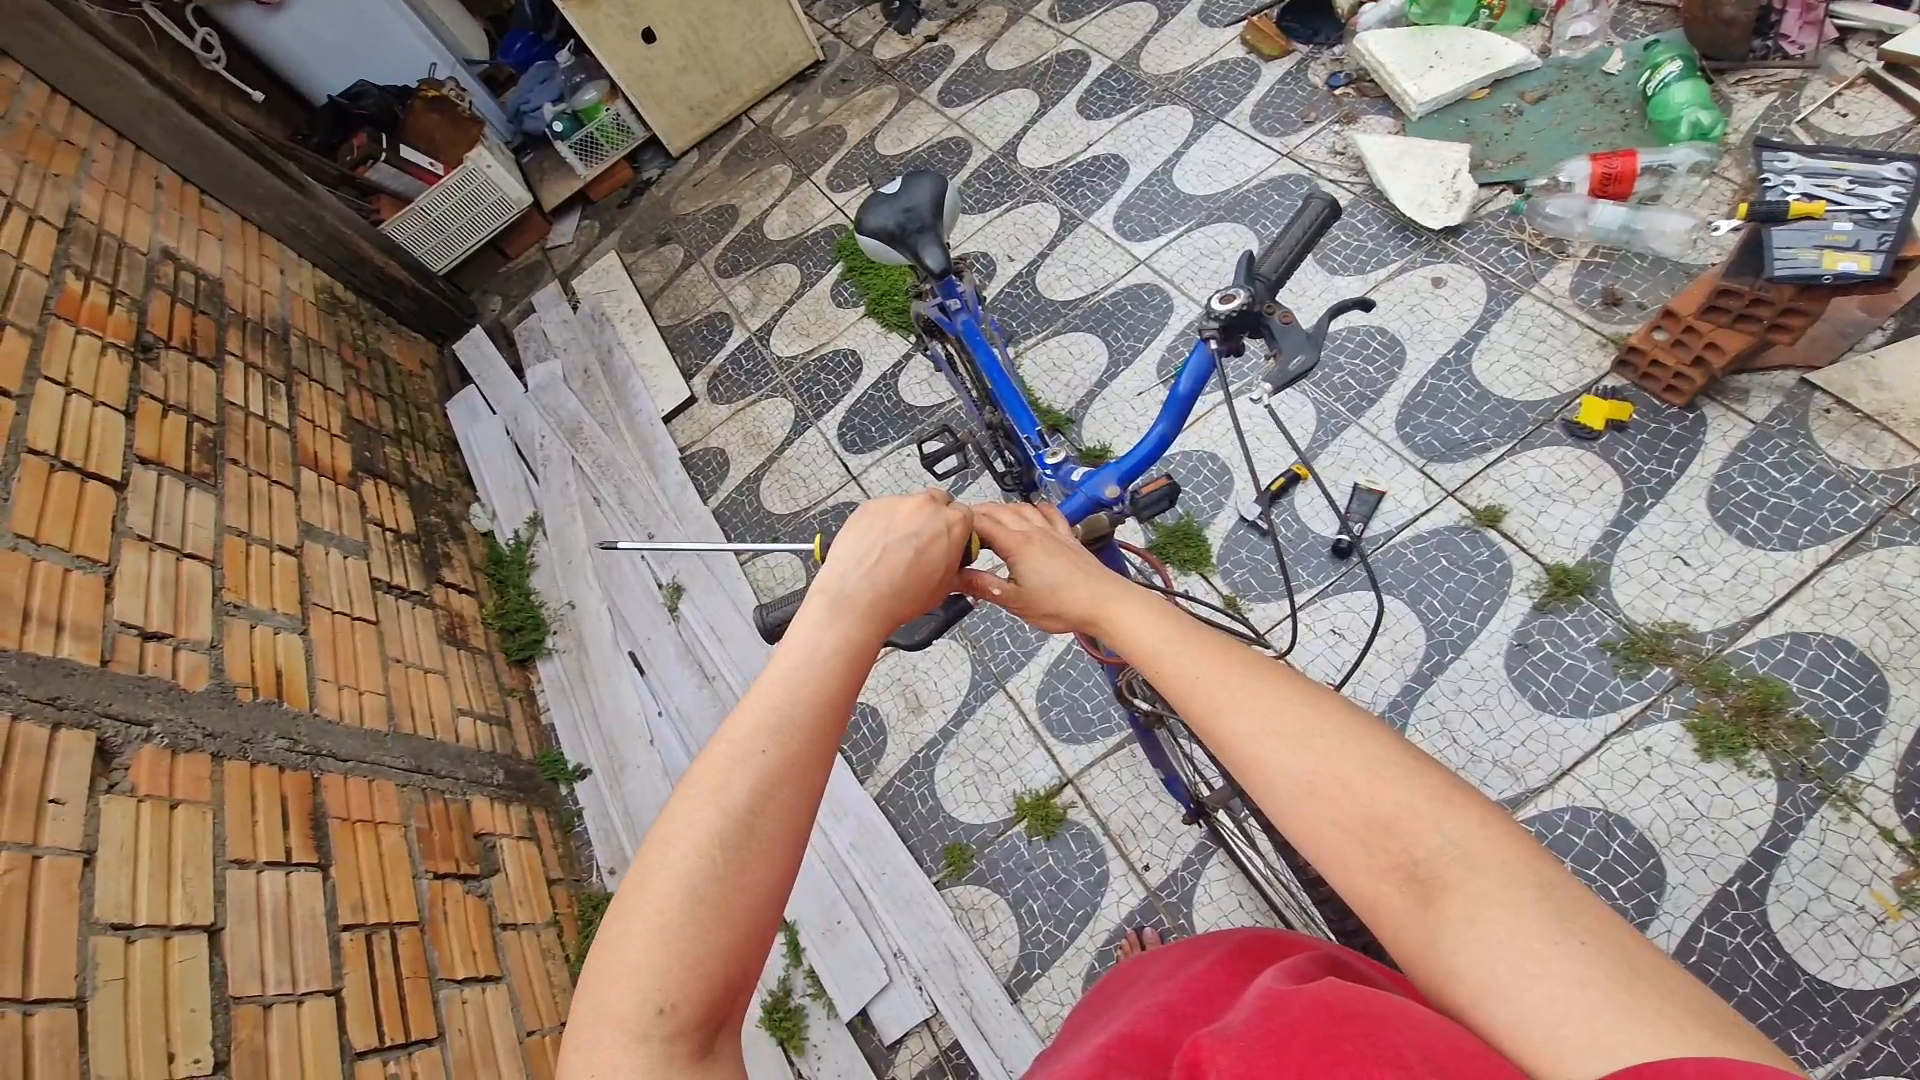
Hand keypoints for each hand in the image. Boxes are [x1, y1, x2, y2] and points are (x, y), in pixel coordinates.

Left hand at [804, 490, 974, 644]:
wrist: (857, 598)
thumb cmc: (900, 597)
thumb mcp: (945, 587)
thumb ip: (956, 564)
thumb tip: (955, 561)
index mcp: (952, 523)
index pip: (964, 514)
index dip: (956, 531)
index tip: (948, 543)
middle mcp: (926, 506)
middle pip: (937, 502)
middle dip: (933, 520)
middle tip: (922, 544)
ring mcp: (896, 503)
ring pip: (908, 506)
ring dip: (907, 521)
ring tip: (894, 550)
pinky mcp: (870, 505)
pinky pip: (883, 510)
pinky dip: (883, 523)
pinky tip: (877, 547)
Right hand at [959, 503, 1136, 634]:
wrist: (1103, 602)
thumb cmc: (1061, 605)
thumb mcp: (1015, 601)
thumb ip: (983, 586)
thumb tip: (955, 578)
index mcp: (1017, 545)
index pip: (982, 523)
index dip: (964, 523)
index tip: (951, 529)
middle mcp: (1034, 531)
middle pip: (1000, 510)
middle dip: (979, 513)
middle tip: (965, 526)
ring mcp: (1053, 531)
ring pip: (1023, 508)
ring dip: (1004, 509)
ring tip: (992, 520)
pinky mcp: (1068, 537)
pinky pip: (1049, 513)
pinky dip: (1036, 508)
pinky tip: (1033, 512)